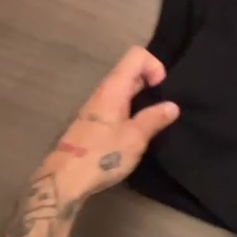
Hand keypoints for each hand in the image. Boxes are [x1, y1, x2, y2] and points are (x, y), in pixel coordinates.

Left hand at [35, 45, 179, 204]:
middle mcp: (103, 92)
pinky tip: (135, 131)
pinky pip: (115, 105)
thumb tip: (172, 106)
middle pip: (129, 70)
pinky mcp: (92, 123)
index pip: (136, 55)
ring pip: (122, 89)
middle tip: (161, 106)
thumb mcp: (135, 138)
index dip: (154, 65)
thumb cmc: (101, 155)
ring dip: (140, 98)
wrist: (63, 181)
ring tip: (152, 120)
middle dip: (150, 82)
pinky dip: (130, 110)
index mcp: (114, 88)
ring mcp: (95, 108)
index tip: (161, 88)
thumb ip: (155, 118)